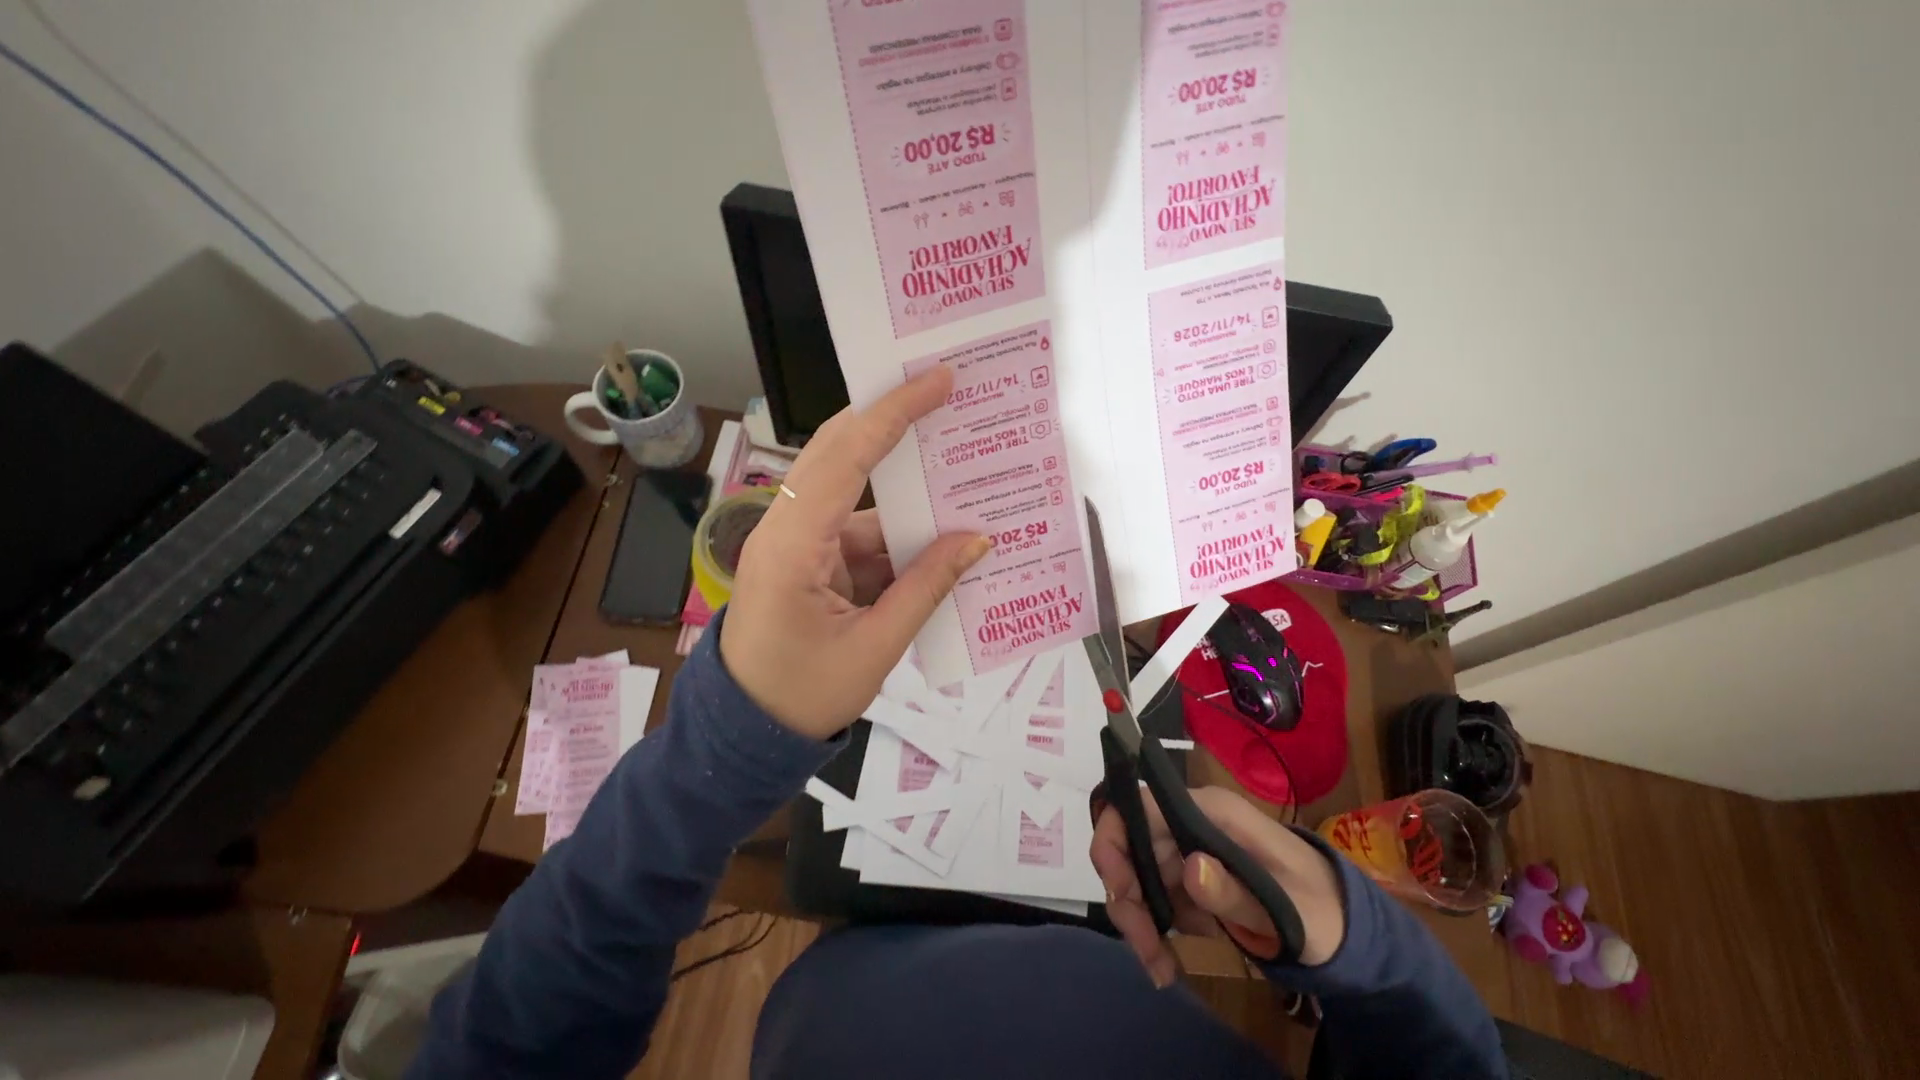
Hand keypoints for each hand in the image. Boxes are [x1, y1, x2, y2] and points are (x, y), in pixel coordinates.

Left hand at [720, 367, 990, 739]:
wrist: (745, 736)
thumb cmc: (802, 697)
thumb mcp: (875, 648)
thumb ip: (927, 588)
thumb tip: (978, 540)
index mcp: (792, 546)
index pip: (845, 458)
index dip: (893, 414)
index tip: (935, 380)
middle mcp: (786, 530)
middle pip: (841, 457)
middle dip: (892, 426)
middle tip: (944, 394)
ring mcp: (794, 545)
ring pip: (855, 500)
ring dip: (905, 499)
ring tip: (961, 481)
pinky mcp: (805, 564)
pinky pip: (856, 535)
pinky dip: (895, 539)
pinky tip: (938, 545)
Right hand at [1091, 785, 1346, 986]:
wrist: (1346, 931)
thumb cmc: (1322, 910)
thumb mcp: (1287, 910)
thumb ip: (1235, 892)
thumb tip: (1189, 867)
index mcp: (1212, 812)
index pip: (1139, 805)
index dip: (1115, 841)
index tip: (1120, 892)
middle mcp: (1192, 823)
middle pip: (1130, 847)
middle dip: (1127, 900)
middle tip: (1147, 951)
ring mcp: (1189, 850)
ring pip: (1136, 877)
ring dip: (1139, 923)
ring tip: (1160, 968)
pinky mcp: (1191, 878)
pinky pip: (1154, 899)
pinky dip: (1154, 932)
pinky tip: (1170, 962)